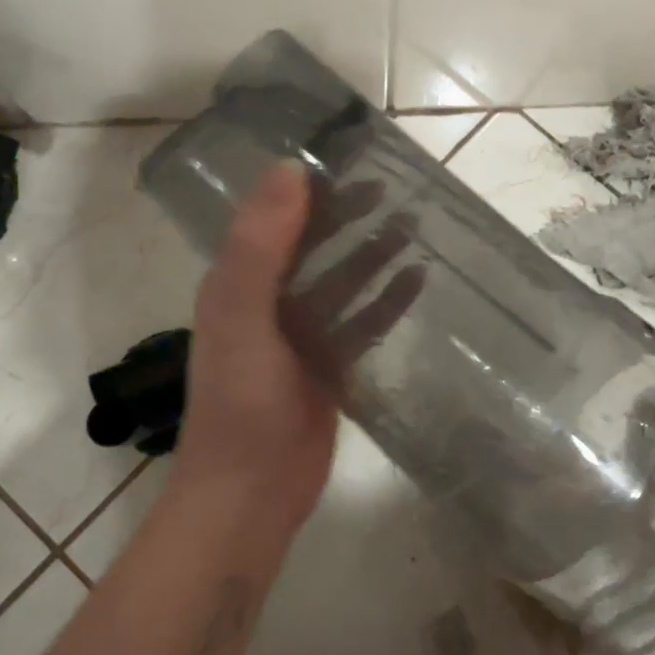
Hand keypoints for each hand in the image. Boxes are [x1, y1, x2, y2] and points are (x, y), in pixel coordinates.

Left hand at [172, 162, 423, 525]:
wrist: (250, 496)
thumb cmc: (241, 403)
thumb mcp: (241, 316)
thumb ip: (260, 245)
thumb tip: (291, 168)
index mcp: (237, 283)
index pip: (273, 218)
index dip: (307, 187)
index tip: (349, 158)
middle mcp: (267, 302)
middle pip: (312, 245)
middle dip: (346, 215)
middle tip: (392, 188)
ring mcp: (301, 336)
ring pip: (342, 280)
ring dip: (372, 253)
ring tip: (412, 224)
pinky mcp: (329, 366)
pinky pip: (363, 319)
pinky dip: (387, 298)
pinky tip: (417, 279)